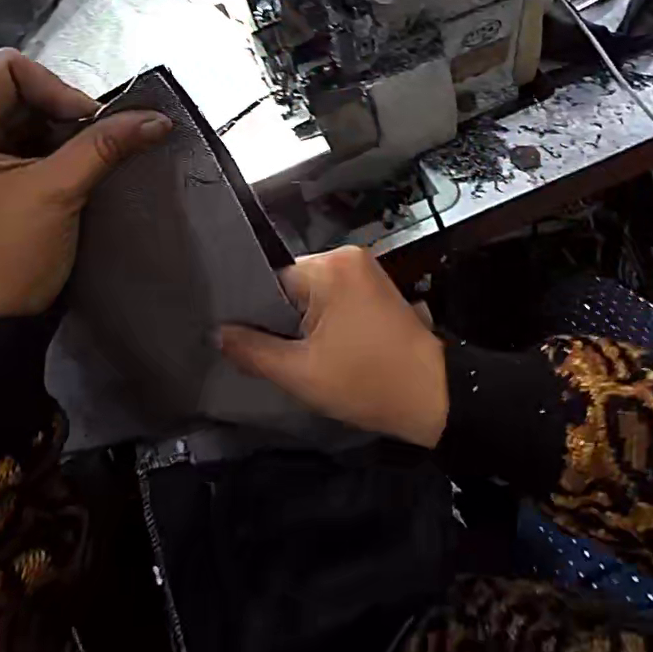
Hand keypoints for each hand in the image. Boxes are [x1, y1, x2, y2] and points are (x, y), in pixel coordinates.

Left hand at [0, 50, 171, 316]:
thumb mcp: (55, 195)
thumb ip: (104, 146)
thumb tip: (153, 119)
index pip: (4, 70)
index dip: (57, 91)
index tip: (90, 125)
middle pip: (7, 90)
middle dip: (55, 115)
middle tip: (86, 147)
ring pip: (11, 114)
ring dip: (50, 133)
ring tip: (70, 166)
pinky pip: (5, 139)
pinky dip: (39, 149)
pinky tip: (55, 173)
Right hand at [217, 247, 447, 447]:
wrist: (434, 395)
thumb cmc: (367, 381)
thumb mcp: (301, 374)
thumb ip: (253, 351)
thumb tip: (218, 333)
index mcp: (330, 266)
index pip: (271, 280)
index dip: (254, 312)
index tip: (240, 338)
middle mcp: (348, 256)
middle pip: (292, 284)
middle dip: (279, 317)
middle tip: (267, 352)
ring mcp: (366, 269)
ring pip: (312, 292)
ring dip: (301, 321)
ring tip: (291, 352)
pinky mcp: (376, 286)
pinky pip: (334, 296)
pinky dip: (323, 319)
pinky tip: (318, 346)